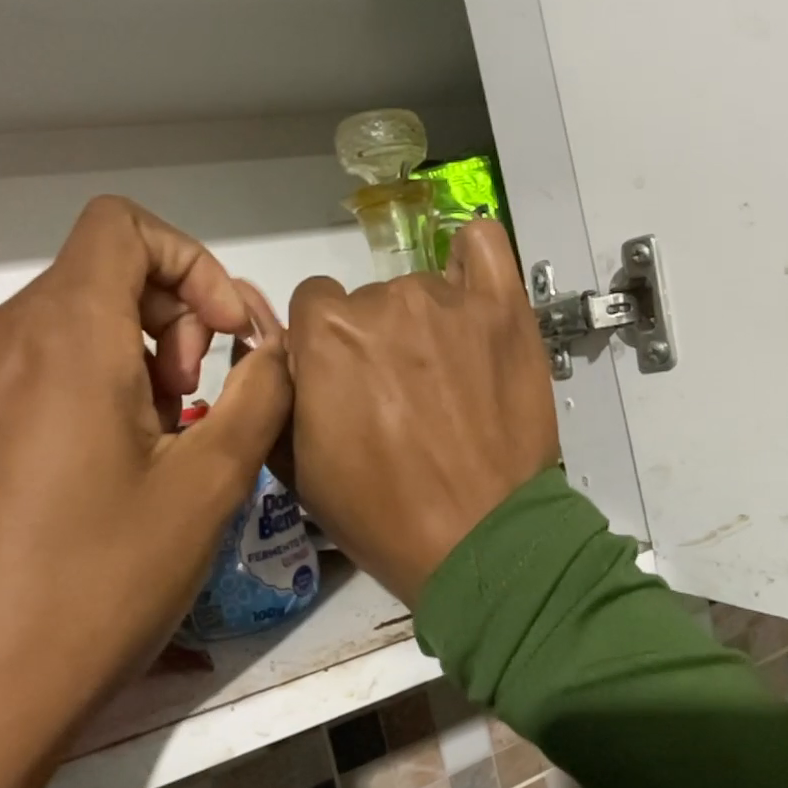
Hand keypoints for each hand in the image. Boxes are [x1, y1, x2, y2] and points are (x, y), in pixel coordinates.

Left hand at [0, 196, 289, 787]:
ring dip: (142, 356)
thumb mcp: (210, 484)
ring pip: (73, 321)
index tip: (232, 338)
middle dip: (178, 316)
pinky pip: (39, 368)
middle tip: (205, 400)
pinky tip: (120, 468)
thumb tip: (276, 350)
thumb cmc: (98, 581)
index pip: (125, 227)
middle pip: (103, 272)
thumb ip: (260, 394)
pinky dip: (97, 385)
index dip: (196, 264)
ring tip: (171, 441)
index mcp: (62, 334)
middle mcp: (1, 340)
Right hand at [286, 220, 558, 604]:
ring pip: (423, 289)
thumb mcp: (297, 465)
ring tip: (453, 382)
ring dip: (427, 324)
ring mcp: (451, 301)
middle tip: (406, 398)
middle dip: (378, 342)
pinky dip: (472, 262)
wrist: (479, 541)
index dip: (328, 349)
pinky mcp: (506, 309)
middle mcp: (385, 301)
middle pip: (371, 302)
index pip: (315, 307)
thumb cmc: (381, 515)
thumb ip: (280, 391)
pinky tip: (474, 297)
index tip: (350, 386)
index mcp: (327, 334)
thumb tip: (285, 351)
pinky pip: (484, 246)